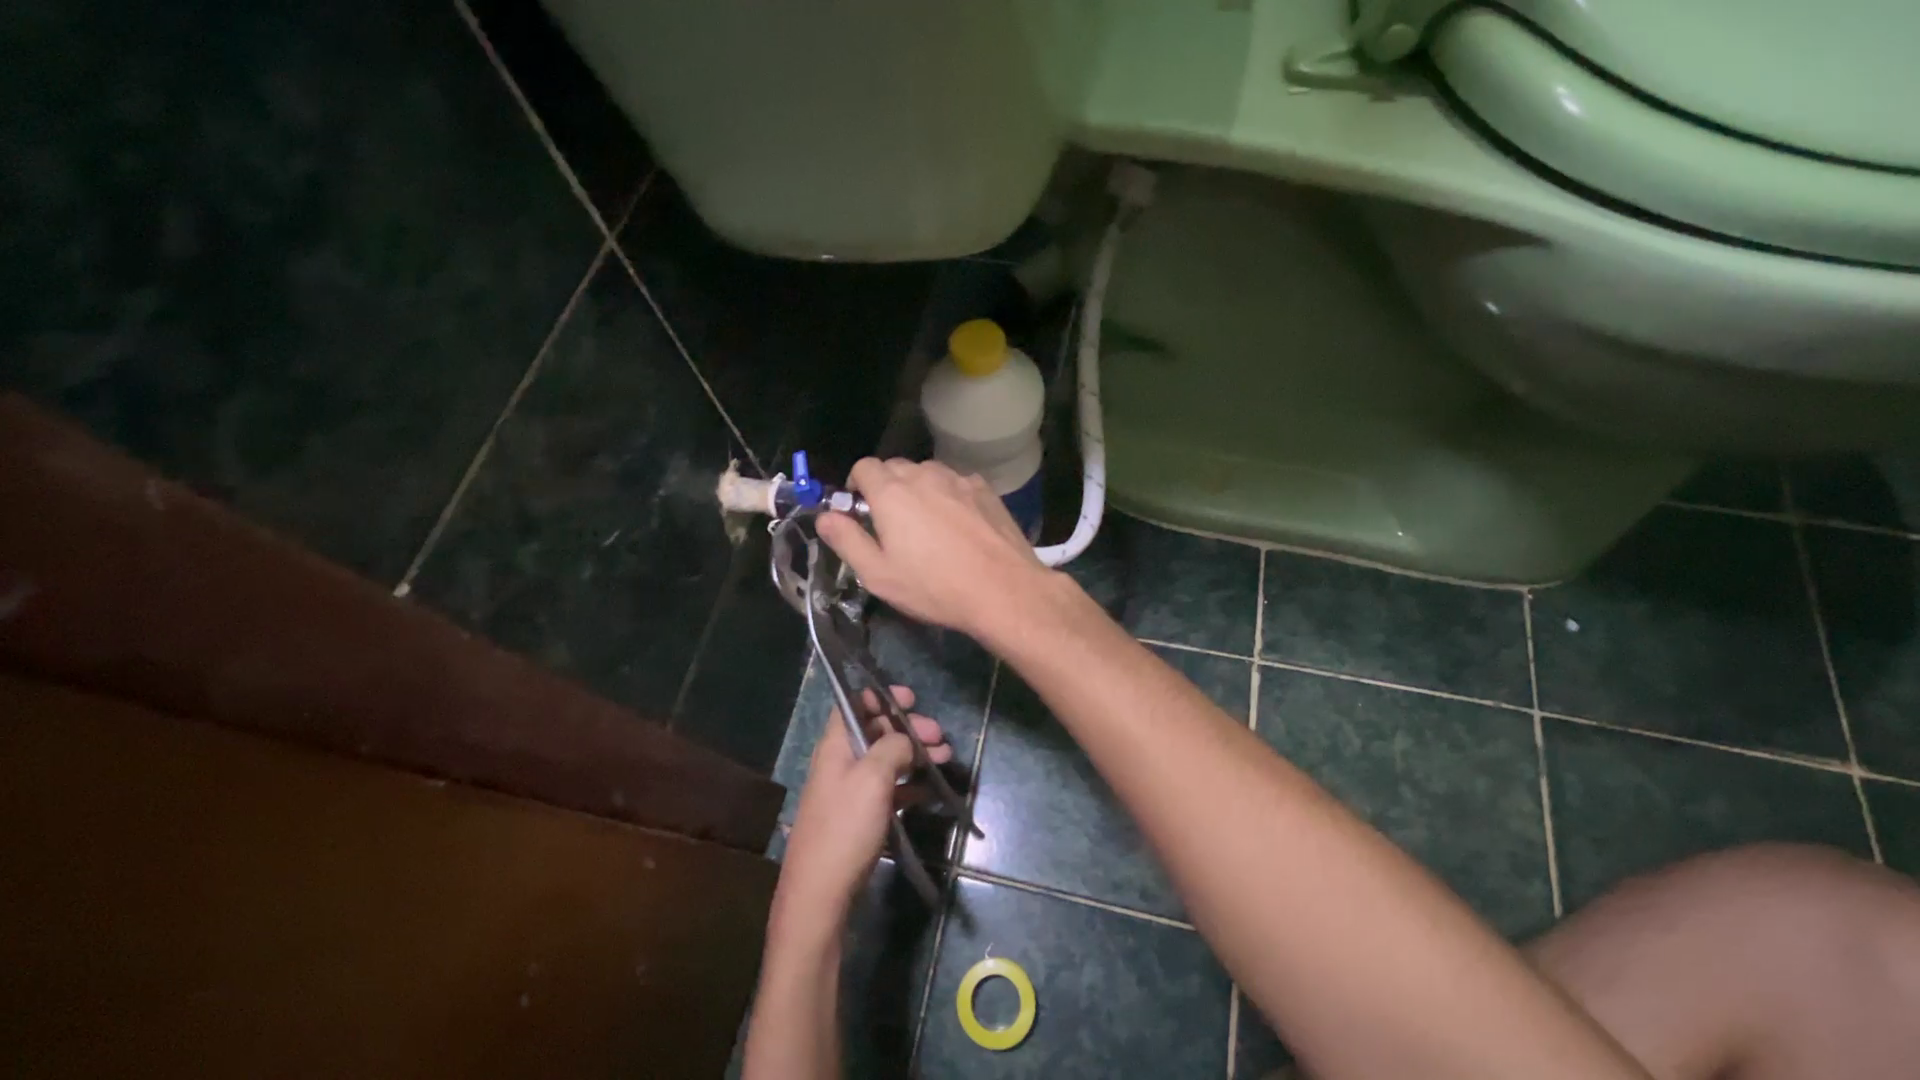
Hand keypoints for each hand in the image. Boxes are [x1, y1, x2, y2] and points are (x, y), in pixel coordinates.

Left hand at [776, 686, 952, 922]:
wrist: (821, 892)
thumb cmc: (845, 827)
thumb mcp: (872, 778)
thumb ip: (892, 748)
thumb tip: (905, 739)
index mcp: (835, 746)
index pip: (852, 704)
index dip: (879, 697)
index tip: (911, 699)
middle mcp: (840, 762)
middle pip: (875, 732)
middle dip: (908, 729)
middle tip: (940, 737)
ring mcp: (850, 791)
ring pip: (886, 761)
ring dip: (915, 756)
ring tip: (945, 759)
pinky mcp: (860, 817)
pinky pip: (889, 790)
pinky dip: (910, 785)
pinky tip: (932, 791)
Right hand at [816, 458, 1051, 637]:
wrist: (1003, 590)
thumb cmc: (934, 587)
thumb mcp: (878, 574)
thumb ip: (846, 540)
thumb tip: (824, 517)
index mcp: (892, 492)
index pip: (864, 467)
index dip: (856, 486)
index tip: (860, 512)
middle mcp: (925, 475)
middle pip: (896, 467)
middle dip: (886, 488)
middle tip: (891, 525)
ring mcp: (959, 479)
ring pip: (928, 474)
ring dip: (919, 490)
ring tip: (926, 526)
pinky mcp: (986, 490)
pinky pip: (957, 484)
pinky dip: (949, 497)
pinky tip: (958, 527)